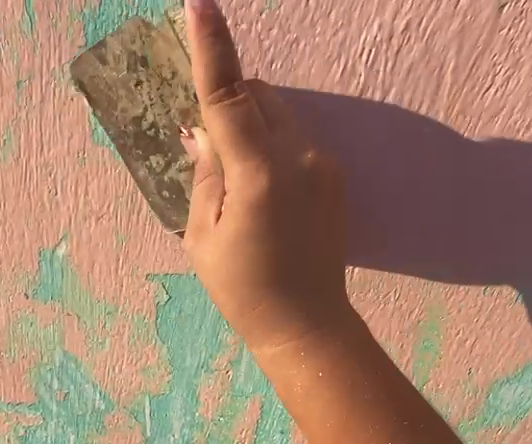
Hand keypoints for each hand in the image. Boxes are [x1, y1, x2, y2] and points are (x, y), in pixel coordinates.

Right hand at [181, 0, 352, 353]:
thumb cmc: (244, 290)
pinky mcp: (333, 176)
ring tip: (237, 184)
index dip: (211, 48)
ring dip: (252, 126)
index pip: (228, 96)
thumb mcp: (203, 239)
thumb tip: (203, 133)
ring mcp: (321, 163)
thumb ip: (204, 176)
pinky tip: (262, 197)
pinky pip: (294, 141)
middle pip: (259, 95)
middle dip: (231, 102)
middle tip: (207, 142)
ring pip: (279, 116)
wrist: (307, 324)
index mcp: (257, 175)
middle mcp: (297, 156)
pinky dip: (271, 149)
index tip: (199, 5)